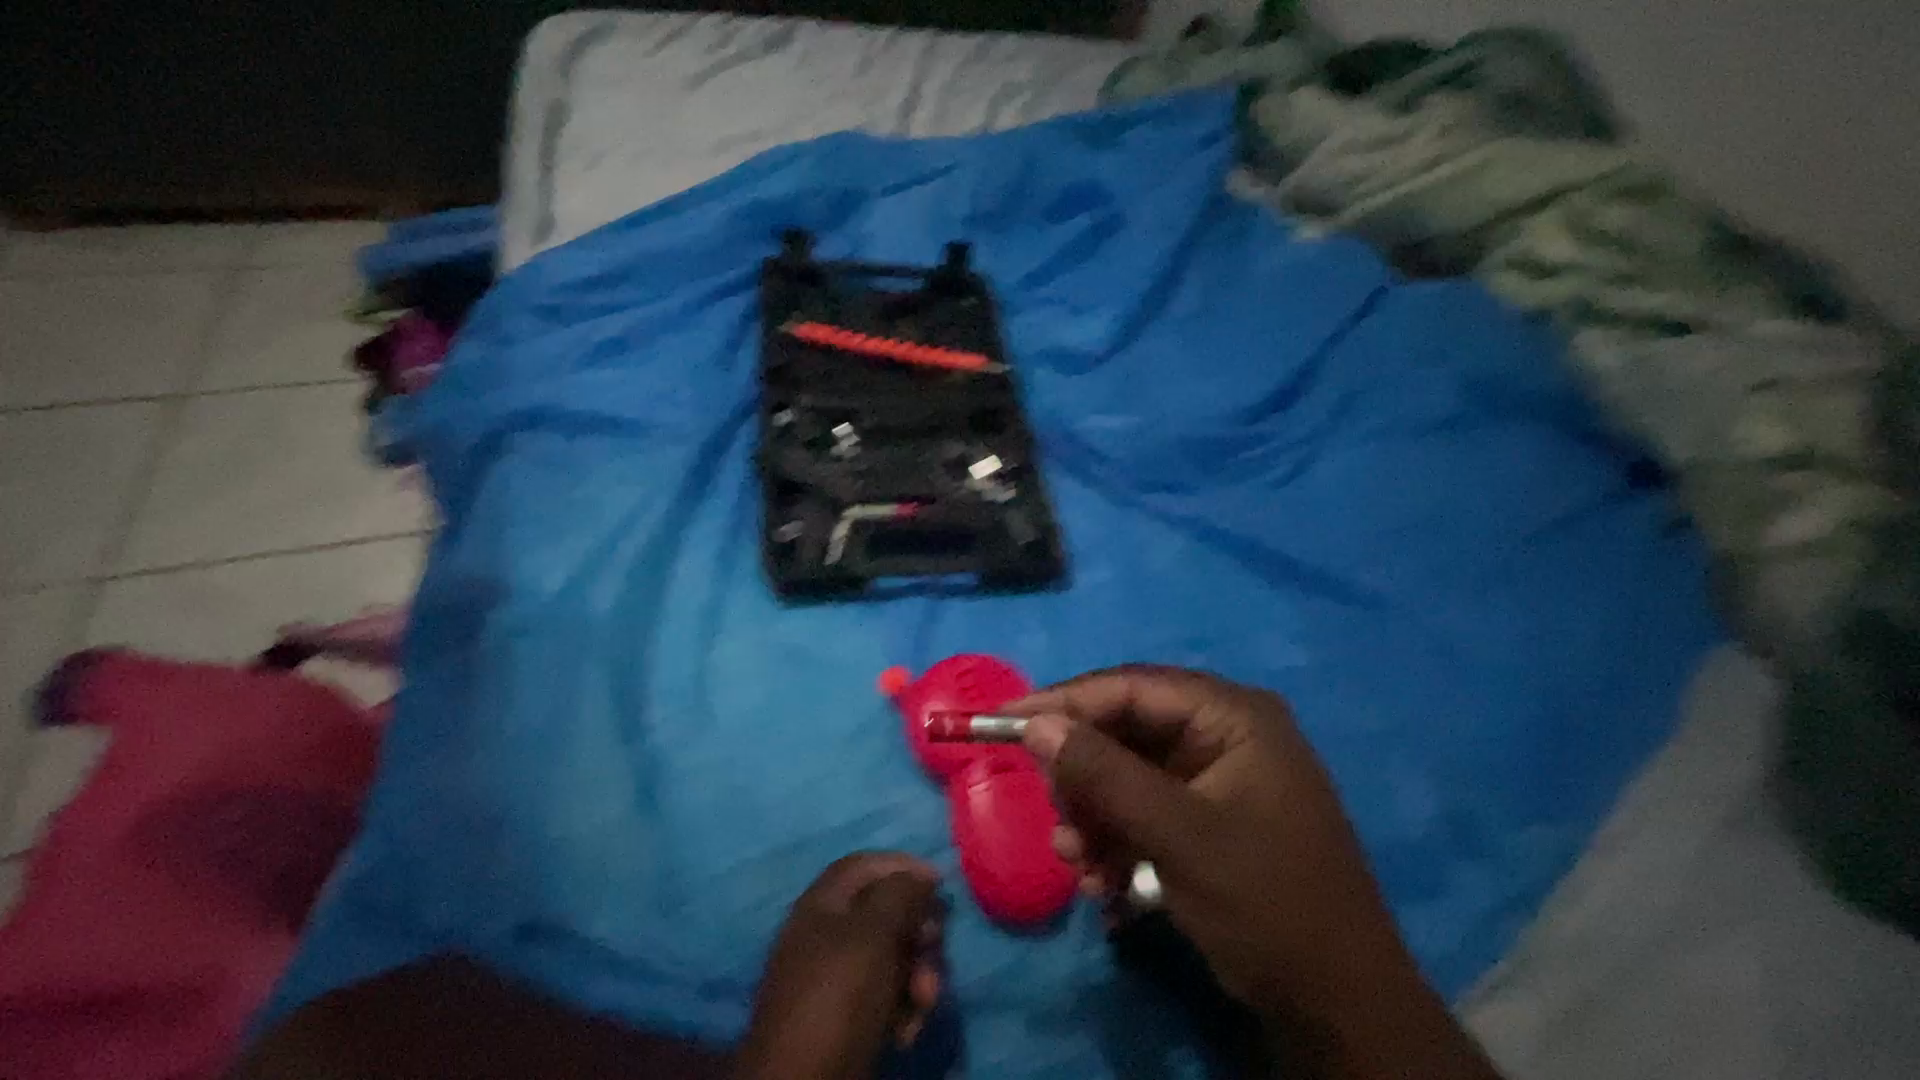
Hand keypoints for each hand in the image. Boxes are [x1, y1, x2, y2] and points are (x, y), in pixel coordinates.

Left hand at [735, 853, 943, 1079]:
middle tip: (934, 945)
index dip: (902, 866)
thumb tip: (922, 874)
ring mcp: (835, 980)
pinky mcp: (847, 1019)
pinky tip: (906, 1029)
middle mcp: (825, 936)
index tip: (940, 882)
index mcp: (821, 905)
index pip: (863, 866)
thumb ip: (900, 894)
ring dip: (917, 975)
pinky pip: (886, 997)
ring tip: (924, 999)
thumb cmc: (839, 996)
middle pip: (884, 913)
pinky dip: (903, 1007)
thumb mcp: (873, 934)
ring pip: (892, 958)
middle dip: (917, 929)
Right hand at [1009, 666, 1500, 1078]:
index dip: (1063, 701)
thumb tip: (1036, 724)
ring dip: (1094, 815)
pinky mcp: (1209, 819)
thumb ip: (1103, 773)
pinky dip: (1115, 838)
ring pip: (1127, 775)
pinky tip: (1102, 881)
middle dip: (1082, 776)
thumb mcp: (1177, 834)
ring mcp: (1218, 778)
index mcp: (1233, 715)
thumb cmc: (1264, 902)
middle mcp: (1225, 734)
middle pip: (1125, 730)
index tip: (1002, 722)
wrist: (1336, 1003)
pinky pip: (1143, 810)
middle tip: (1056, 816)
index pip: (1130, 687)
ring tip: (1079, 863)